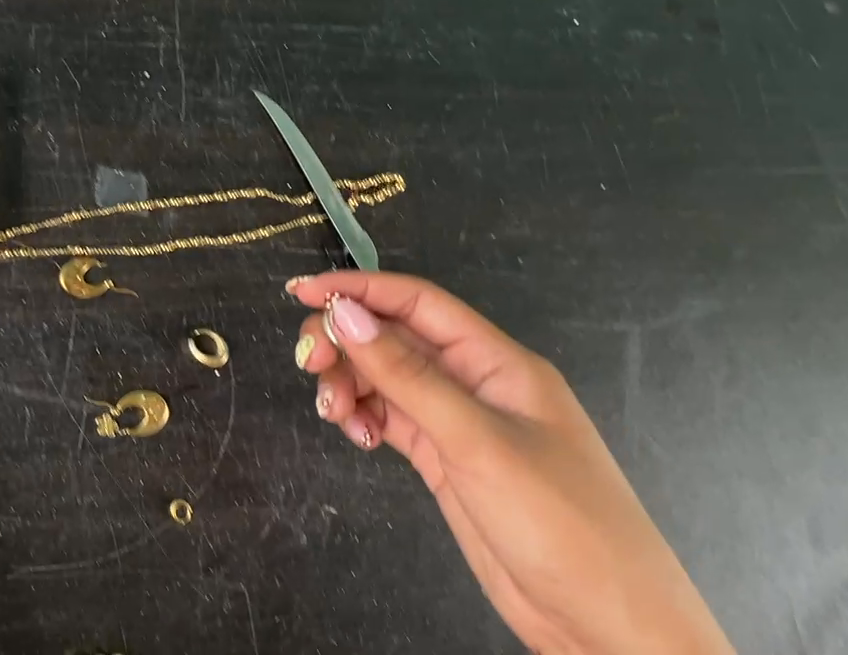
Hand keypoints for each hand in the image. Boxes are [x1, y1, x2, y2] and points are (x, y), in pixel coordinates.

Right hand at [288, 271, 731, 654]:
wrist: (608, 629)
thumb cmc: (560, 523)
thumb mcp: (476, 442)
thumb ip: (406, 375)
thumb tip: (342, 312)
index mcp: (496, 363)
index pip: (416, 303)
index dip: (357, 288)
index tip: (300, 293)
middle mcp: (473, 383)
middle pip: (390, 338)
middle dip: (343, 344)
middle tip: (310, 367)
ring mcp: (457, 422)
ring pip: (382, 378)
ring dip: (347, 384)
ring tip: (334, 415)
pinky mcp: (443, 458)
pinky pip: (387, 417)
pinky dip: (362, 418)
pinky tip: (359, 437)